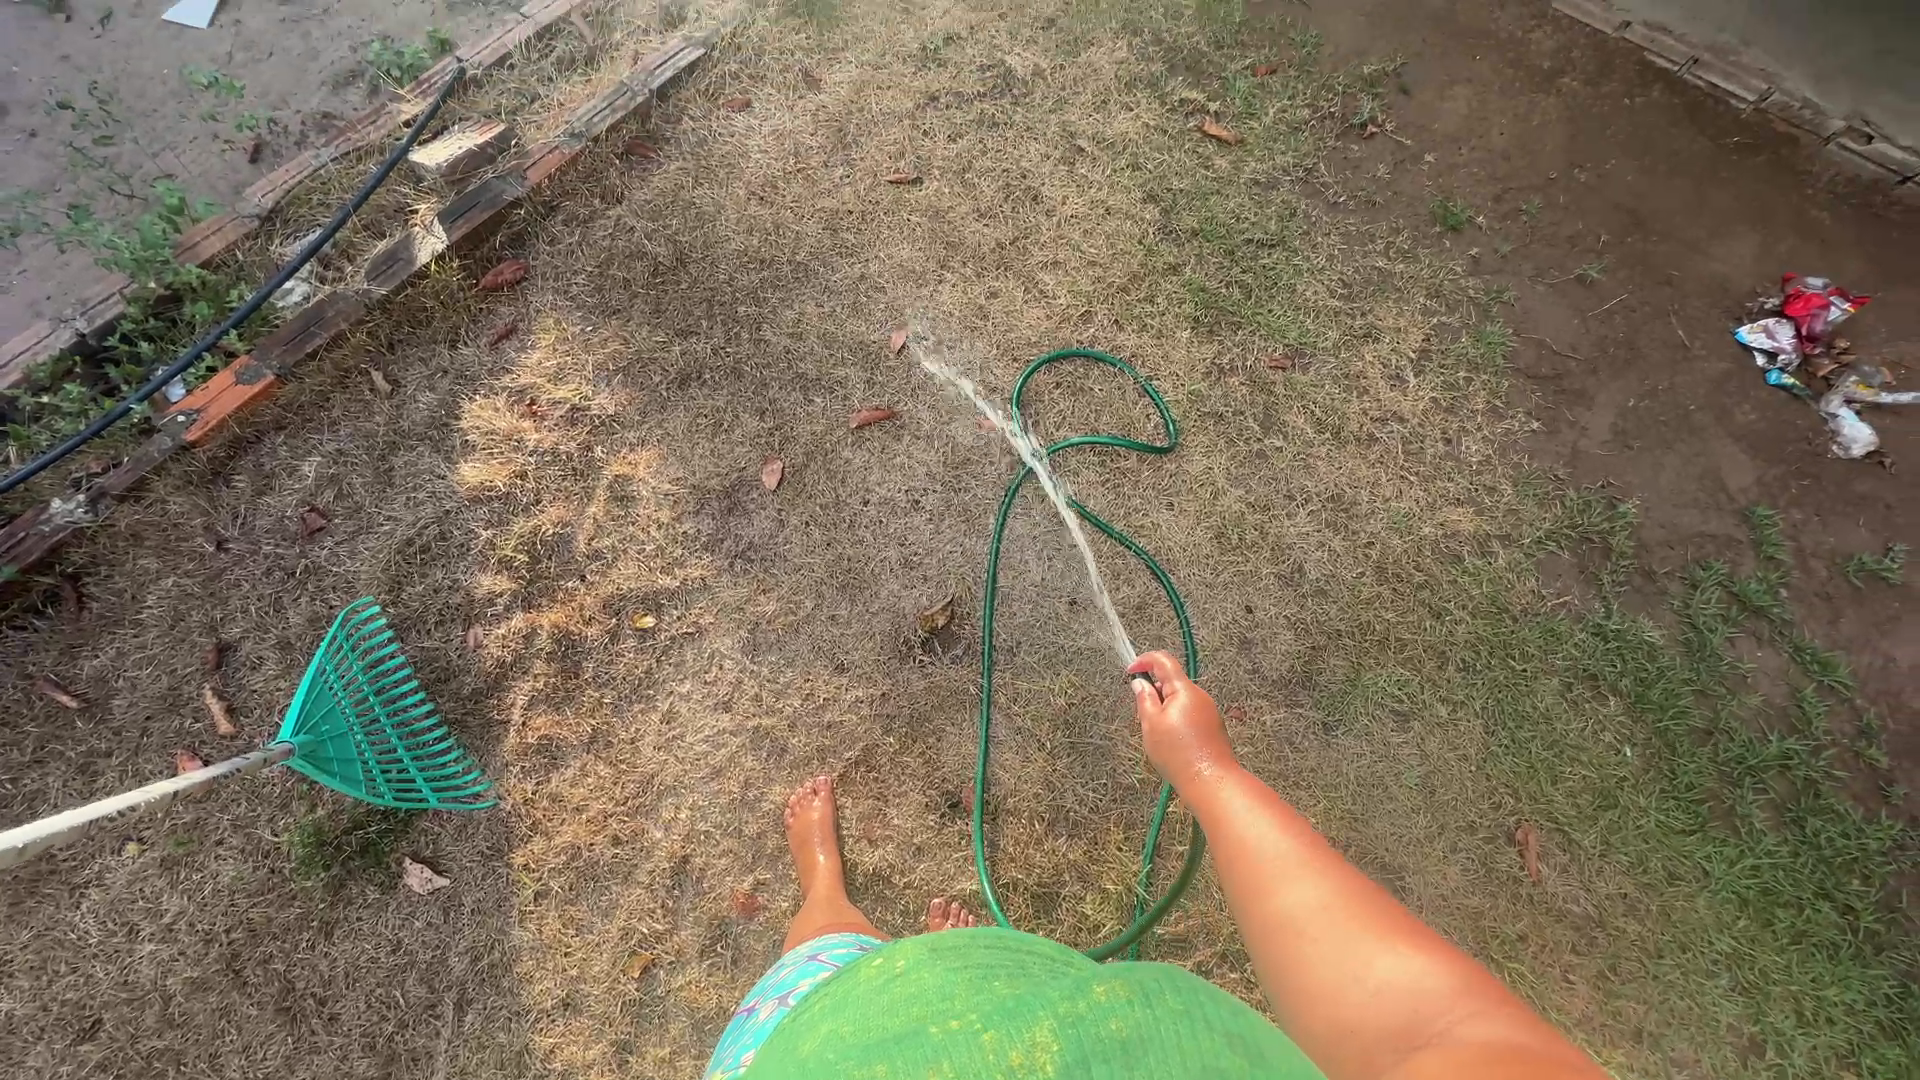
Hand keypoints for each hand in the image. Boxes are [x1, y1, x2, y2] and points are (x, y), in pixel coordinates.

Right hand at [1128, 651, 1237, 786]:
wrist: (1210, 781)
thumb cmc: (1181, 756)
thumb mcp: (1151, 724)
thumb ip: (1144, 698)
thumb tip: (1140, 684)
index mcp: (1184, 690)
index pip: (1163, 660)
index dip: (1143, 661)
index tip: (1131, 671)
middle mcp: (1199, 696)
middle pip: (1171, 681)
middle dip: (1152, 691)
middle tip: (1143, 714)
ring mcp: (1207, 711)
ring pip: (1179, 699)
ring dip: (1163, 708)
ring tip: (1158, 734)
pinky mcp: (1211, 725)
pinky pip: (1188, 713)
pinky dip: (1175, 719)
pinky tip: (1171, 741)